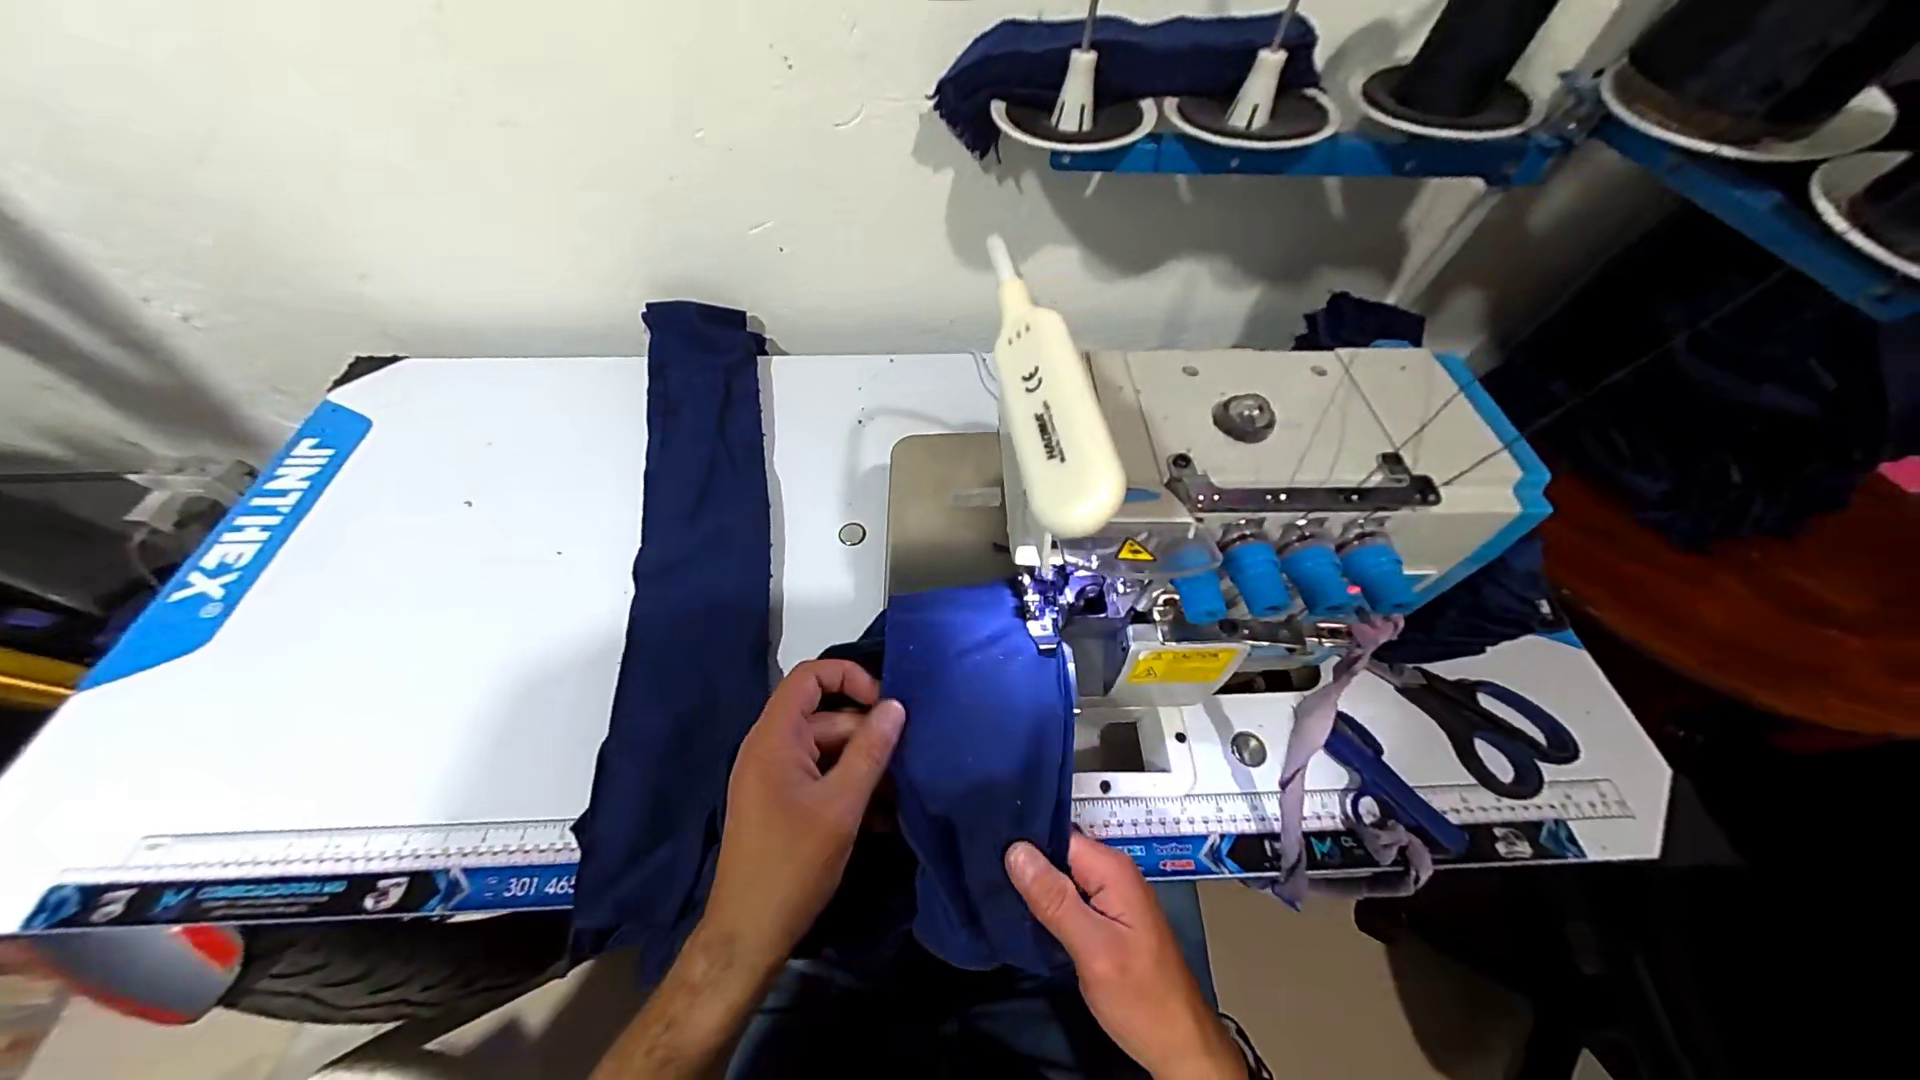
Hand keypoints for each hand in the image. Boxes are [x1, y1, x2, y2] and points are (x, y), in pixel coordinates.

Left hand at [706, 660, 906, 965]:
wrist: (748, 934)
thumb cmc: (792, 864)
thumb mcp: (842, 805)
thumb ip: (871, 750)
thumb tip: (896, 705)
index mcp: (775, 737)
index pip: (811, 676)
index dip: (850, 678)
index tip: (886, 707)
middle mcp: (771, 747)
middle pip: (828, 717)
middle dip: (869, 738)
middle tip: (906, 767)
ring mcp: (775, 775)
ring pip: (830, 751)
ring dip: (865, 769)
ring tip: (898, 800)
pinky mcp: (783, 800)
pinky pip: (822, 777)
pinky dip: (850, 788)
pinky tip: (879, 818)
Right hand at [1007, 835, 1244, 1079]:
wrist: (1180, 1047)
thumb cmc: (1142, 998)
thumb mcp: (1093, 949)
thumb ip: (1054, 899)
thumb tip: (1016, 850)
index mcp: (1112, 869)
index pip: (1057, 835)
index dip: (1024, 841)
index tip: (986, 847)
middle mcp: (1111, 873)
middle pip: (1057, 853)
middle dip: (1024, 863)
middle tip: (985, 874)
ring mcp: (1109, 896)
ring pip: (1060, 876)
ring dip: (1033, 886)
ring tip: (994, 890)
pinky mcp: (1103, 918)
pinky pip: (1068, 897)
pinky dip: (1046, 905)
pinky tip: (1022, 914)